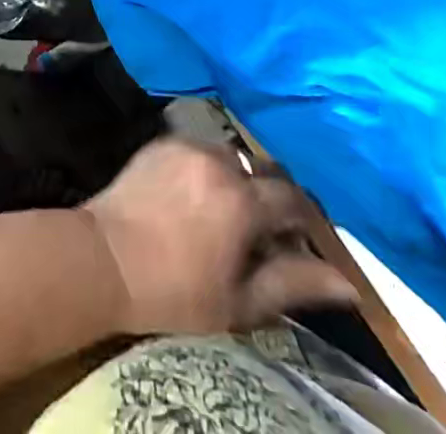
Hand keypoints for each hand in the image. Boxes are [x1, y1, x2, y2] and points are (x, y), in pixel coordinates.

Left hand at [82, 138, 356, 334]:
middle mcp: (223, 163)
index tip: (299, 238)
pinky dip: (205, 169)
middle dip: (270, 197)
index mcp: (244, 202)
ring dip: (237, 181)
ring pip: (233, 158)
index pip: (295, 199)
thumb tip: (347, 284)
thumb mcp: (235, 303)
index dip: (303, 219)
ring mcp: (190, 147)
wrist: (98, 262)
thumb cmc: (170, 292)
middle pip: (265, 172)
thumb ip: (293, 284)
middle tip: (259, 228)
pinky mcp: (165, 143)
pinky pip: (200, 150)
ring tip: (220, 211)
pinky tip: (190, 195)